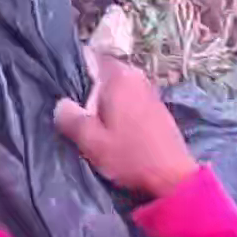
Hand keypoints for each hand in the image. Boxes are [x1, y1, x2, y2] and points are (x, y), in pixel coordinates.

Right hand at [55, 9, 197, 198]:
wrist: (175, 179)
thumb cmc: (130, 155)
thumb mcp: (91, 141)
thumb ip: (70, 118)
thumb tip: (61, 104)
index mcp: (118, 76)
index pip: (90, 56)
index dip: (75, 68)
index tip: (65, 86)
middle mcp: (135, 76)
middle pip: (103, 72)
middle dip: (90, 87)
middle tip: (78, 109)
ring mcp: (149, 90)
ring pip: (118, 85)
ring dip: (106, 99)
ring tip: (95, 121)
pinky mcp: (158, 106)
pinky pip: (131, 97)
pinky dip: (120, 106)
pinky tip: (116, 127)